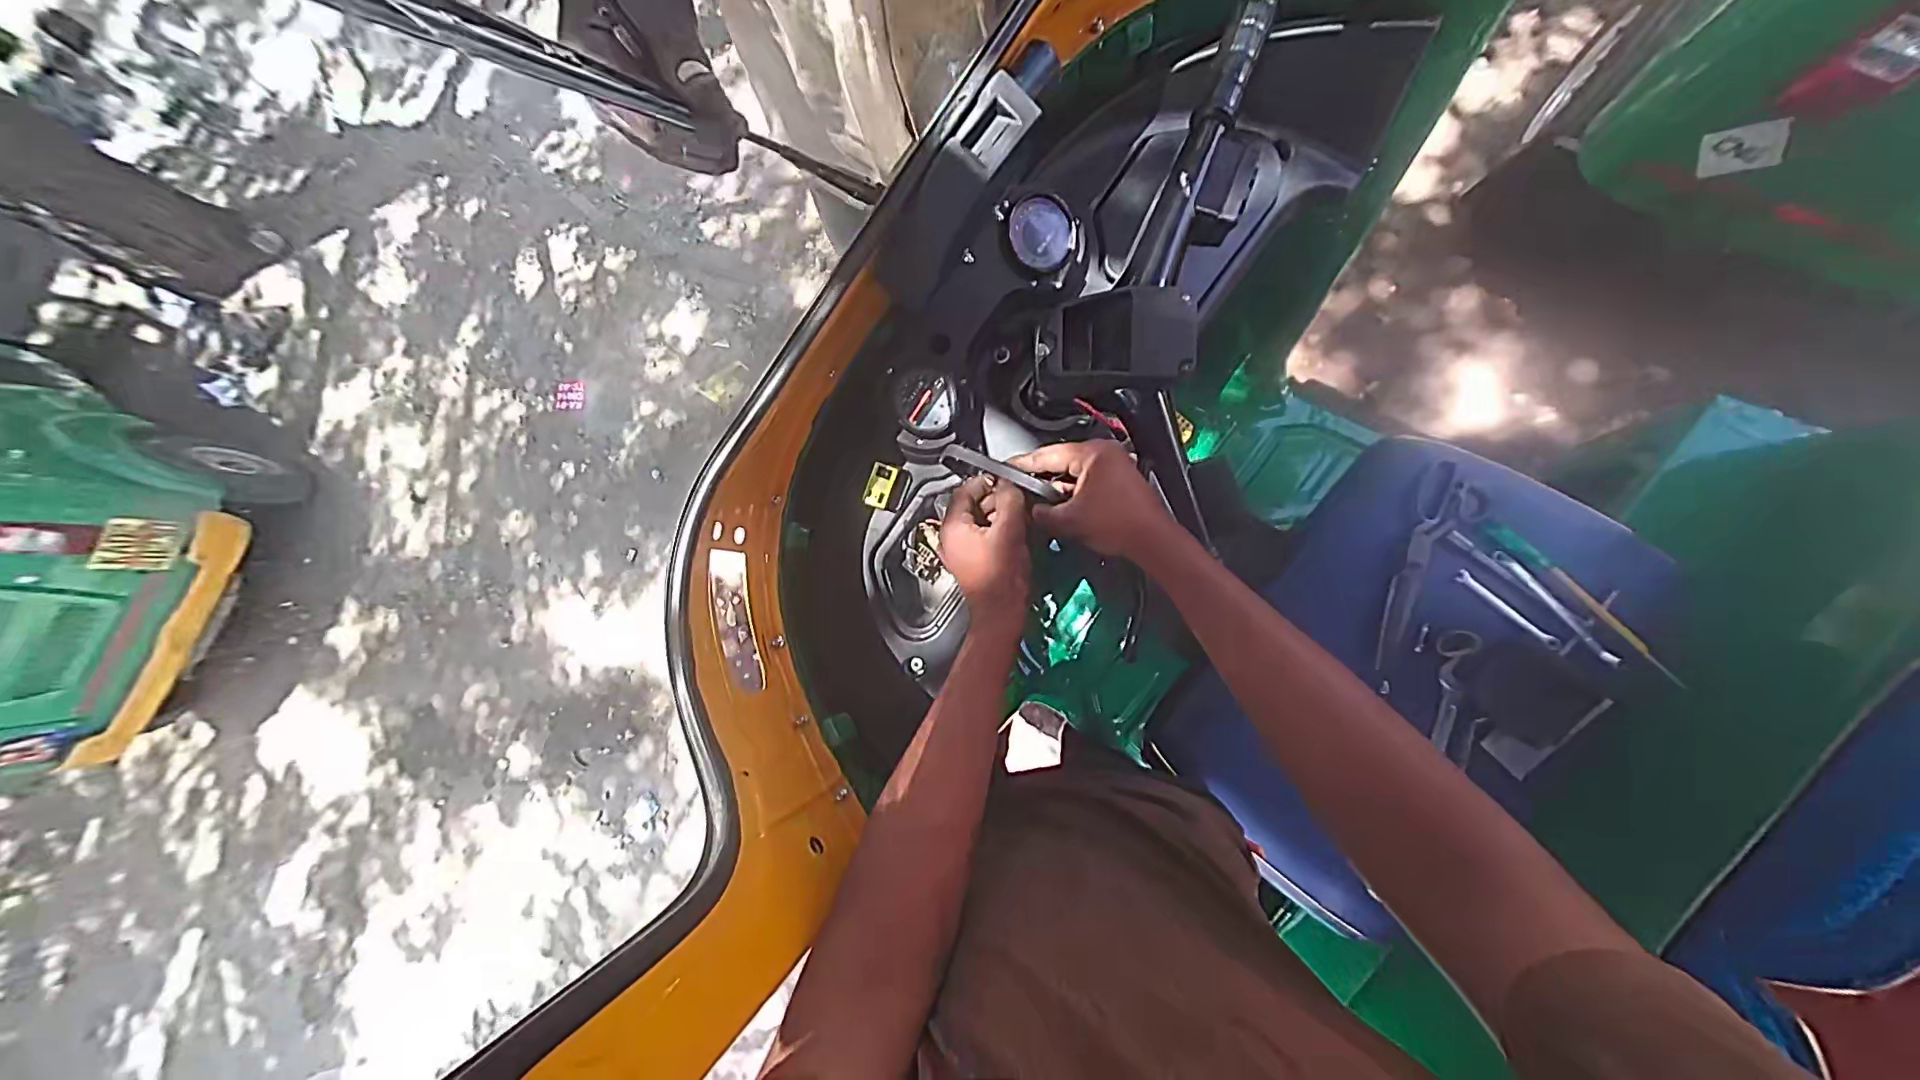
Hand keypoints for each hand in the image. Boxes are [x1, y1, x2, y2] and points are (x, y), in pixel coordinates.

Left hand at [939, 475, 1031, 630]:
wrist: (1002, 612)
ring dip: (1001, 515)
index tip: (1006, 481)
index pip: (965, 489)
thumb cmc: (1000, 578)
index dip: (988, 482)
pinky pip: (986, 536)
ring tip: (1021, 517)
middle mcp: (952, 537)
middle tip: (1018, 499)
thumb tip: (1010, 484)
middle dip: (997, 500)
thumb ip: (1009, 500)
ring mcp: (962, 550)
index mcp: (952, 526)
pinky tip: (1017, 533)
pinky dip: (1000, 531)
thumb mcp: (1008, 530)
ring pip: (982, 520)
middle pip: (974, 504)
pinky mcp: (975, 560)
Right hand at [1007, 440, 1175, 561]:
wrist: (1152, 541)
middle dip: (1041, 479)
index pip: (1047, 454)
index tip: (1009, 469)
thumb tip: (1032, 511)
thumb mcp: (1069, 520)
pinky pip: (1088, 480)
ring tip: (1043, 504)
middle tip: (1022, 489)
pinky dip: (1074, 492)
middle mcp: (1105, 453)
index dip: (1024, 464)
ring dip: (1058, 488)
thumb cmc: (1122, 525)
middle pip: (1061, 461)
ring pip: (1074, 472)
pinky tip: (1064, 508)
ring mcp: (1115, 465)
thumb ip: (1043, 513)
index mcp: (1093, 452)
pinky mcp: (1119, 480)